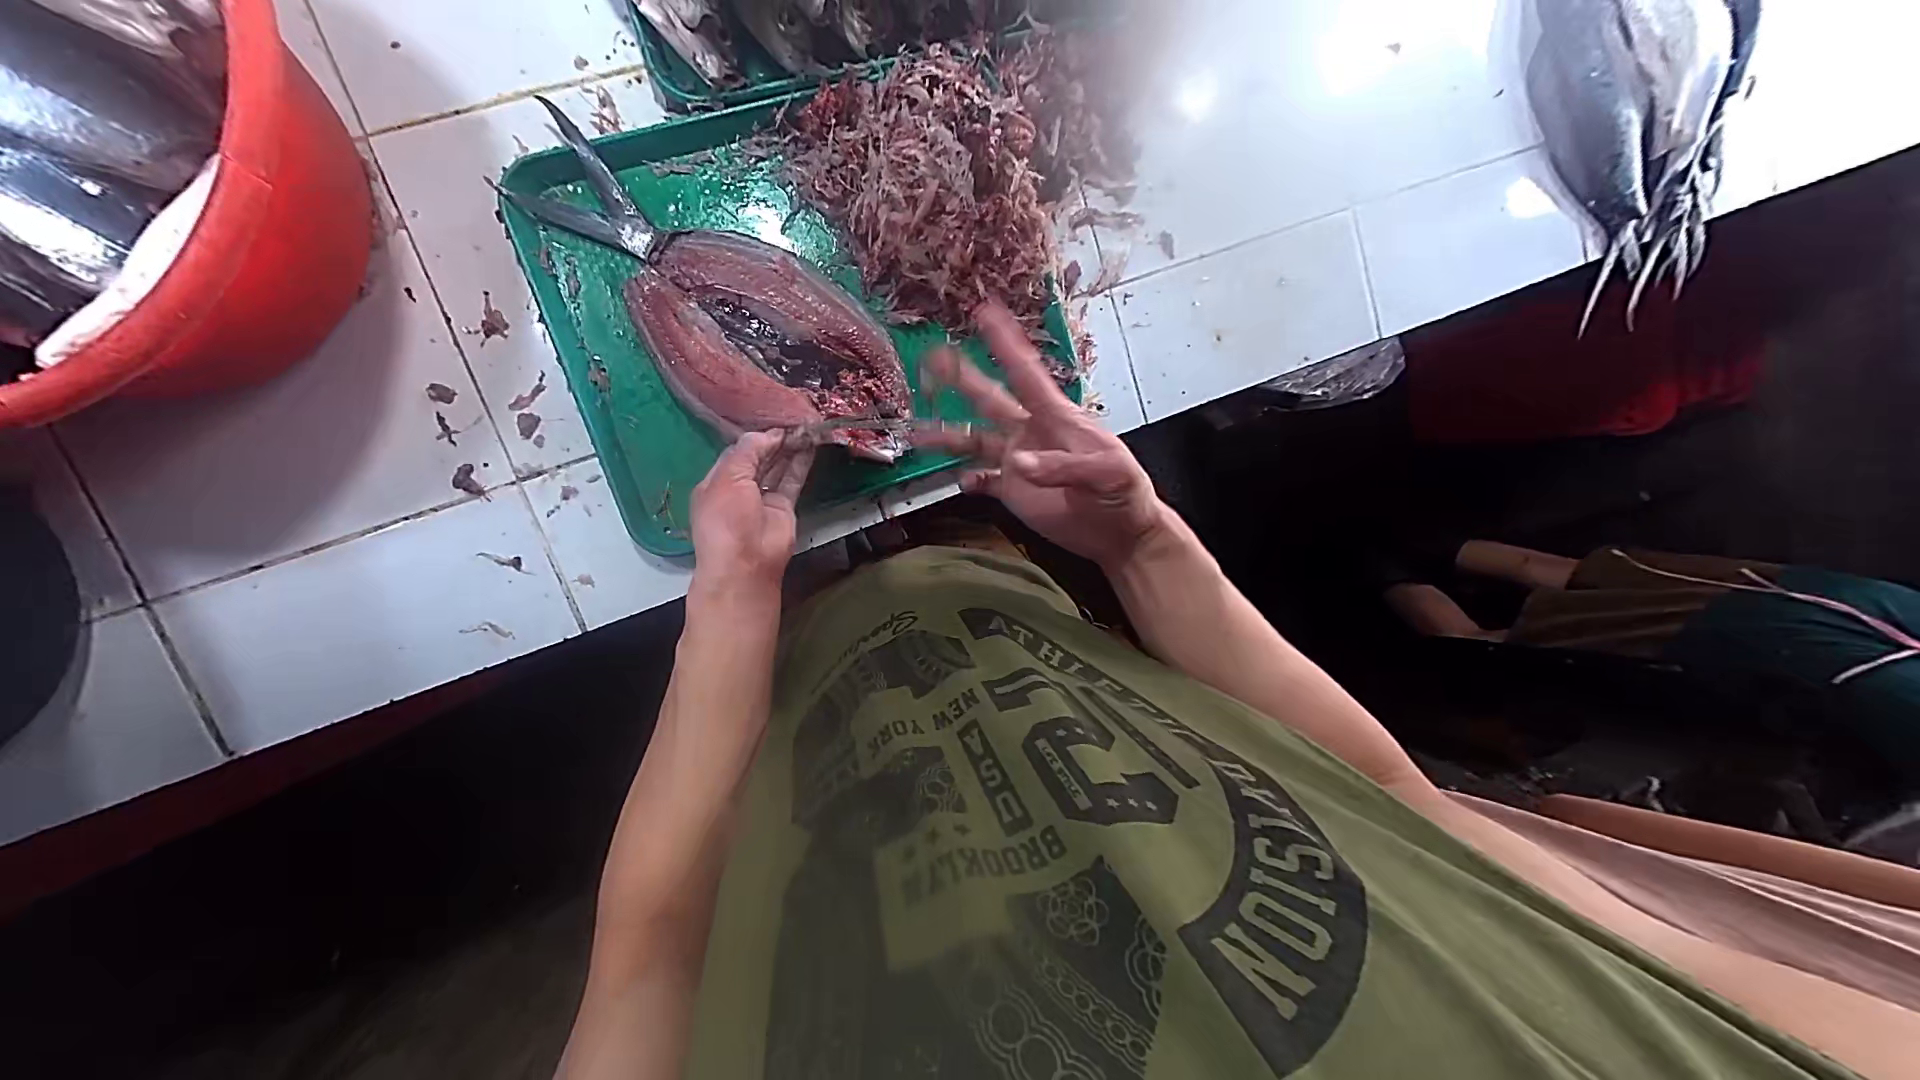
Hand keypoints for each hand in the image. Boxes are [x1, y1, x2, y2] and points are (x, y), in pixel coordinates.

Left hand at [690, 430, 814, 587]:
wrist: (745, 563)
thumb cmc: (727, 520)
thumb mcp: (728, 477)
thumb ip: (748, 451)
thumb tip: (768, 435)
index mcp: (717, 481)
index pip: (738, 451)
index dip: (756, 436)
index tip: (775, 419)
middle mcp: (740, 488)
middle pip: (760, 457)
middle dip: (775, 440)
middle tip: (796, 420)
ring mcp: (763, 498)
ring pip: (778, 467)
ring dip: (790, 449)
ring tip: (806, 428)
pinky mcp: (783, 507)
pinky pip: (793, 480)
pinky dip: (801, 464)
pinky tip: (810, 446)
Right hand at [918, 302, 1170, 569]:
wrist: (1120, 533)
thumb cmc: (1124, 492)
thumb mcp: (1106, 474)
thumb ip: (1063, 467)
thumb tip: (1017, 464)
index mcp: (1056, 418)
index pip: (1026, 375)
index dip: (1006, 345)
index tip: (986, 314)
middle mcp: (1030, 433)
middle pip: (990, 401)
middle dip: (962, 379)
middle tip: (934, 357)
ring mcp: (1018, 463)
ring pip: (975, 441)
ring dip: (947, 436)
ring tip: (918, 431)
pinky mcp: (1012, 492)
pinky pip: (983, 481)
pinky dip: (968, 480)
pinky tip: (958, 480)